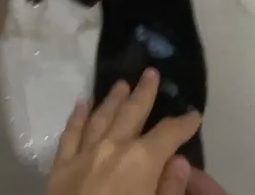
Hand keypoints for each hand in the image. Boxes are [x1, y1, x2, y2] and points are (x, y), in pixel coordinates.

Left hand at [47, 69, 203, 194]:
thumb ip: (169, 190)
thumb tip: (179, 161)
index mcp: (141, 161)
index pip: (168, 135)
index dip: (183, 124)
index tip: (194, 114)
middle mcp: (112, 147)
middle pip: (132, 114)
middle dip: (144, 94)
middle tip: (151, 72)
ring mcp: (84, 154)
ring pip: (101, 117)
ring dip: (113, 99)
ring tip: (122, 83)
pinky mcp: (60, 167)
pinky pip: (70, 134)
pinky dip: (77, 116)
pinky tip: (81, 102)